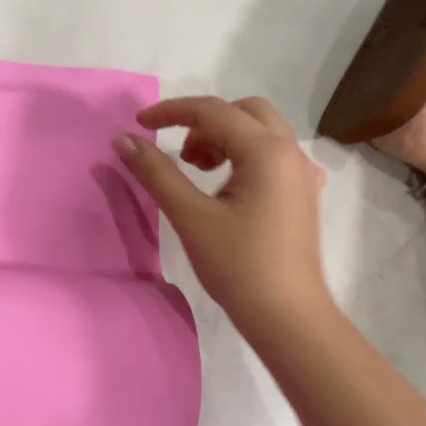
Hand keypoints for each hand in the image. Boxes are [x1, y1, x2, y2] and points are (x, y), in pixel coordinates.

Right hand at [114, 96, 329, 333]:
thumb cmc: (238, 264)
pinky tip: (225, 188)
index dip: (171, 112)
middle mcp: (290, 153)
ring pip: (259, 132)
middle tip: (179, 154)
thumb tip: (124, 140)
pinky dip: (242, 156)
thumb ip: (156, 172)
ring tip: (196, 172)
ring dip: (223, 139)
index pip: (213, 110)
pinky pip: (270, 156)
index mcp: (266, 151)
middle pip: (244, 112)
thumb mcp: (190, 216)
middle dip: (204, 122)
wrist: (286, 315)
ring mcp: (301, 174)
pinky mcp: (301, 195)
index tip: (139, 125)